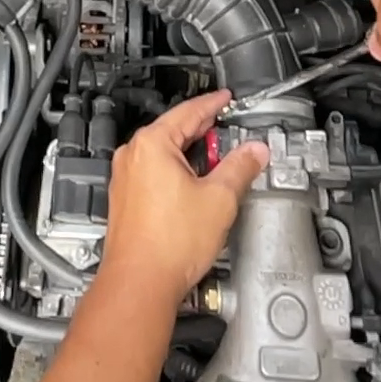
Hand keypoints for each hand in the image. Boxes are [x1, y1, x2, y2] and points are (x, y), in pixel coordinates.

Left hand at [99, 91, 267, 304]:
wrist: (139, 283)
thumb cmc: (168, 245)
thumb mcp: (219, 199)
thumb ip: (240, 168)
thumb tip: (254, 151)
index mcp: (152, 144)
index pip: (189, 111)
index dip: (213, 103)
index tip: (225, 98)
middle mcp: (133, 155)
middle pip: (174, 130)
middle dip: (203, 130)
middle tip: (226, 128)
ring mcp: (126, 176)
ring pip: (163, 152)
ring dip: (191, 153)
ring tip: (216, 162)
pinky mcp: (126, 197)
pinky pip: (154, 170)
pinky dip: (176, 170)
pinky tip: (193, 185)